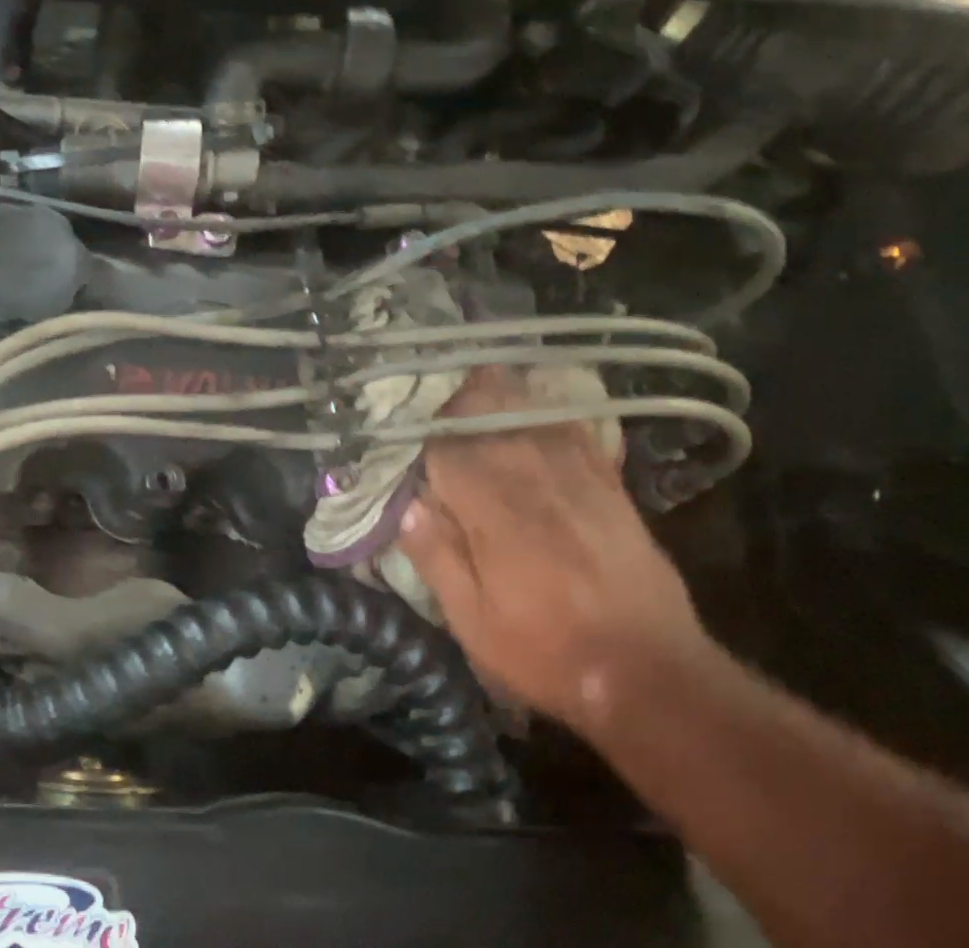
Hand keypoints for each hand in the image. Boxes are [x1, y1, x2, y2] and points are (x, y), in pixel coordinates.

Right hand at [398, 367, 711, 732]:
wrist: (650, 677)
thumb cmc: (544, 653)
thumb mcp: (471, 620)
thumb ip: (438, 558)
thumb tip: (408, 504)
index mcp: (496, 515)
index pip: (450, 450)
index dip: (423, 426)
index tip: (400, 410)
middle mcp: (539, 487)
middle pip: (496, 422)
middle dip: (463, 396)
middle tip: (436, 372)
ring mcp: (584, 488)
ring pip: (539, 422)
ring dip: (508, 396)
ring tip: (481, 372)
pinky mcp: (616, 498)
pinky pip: (584, 442)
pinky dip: (560, 418)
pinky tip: (548, 406)